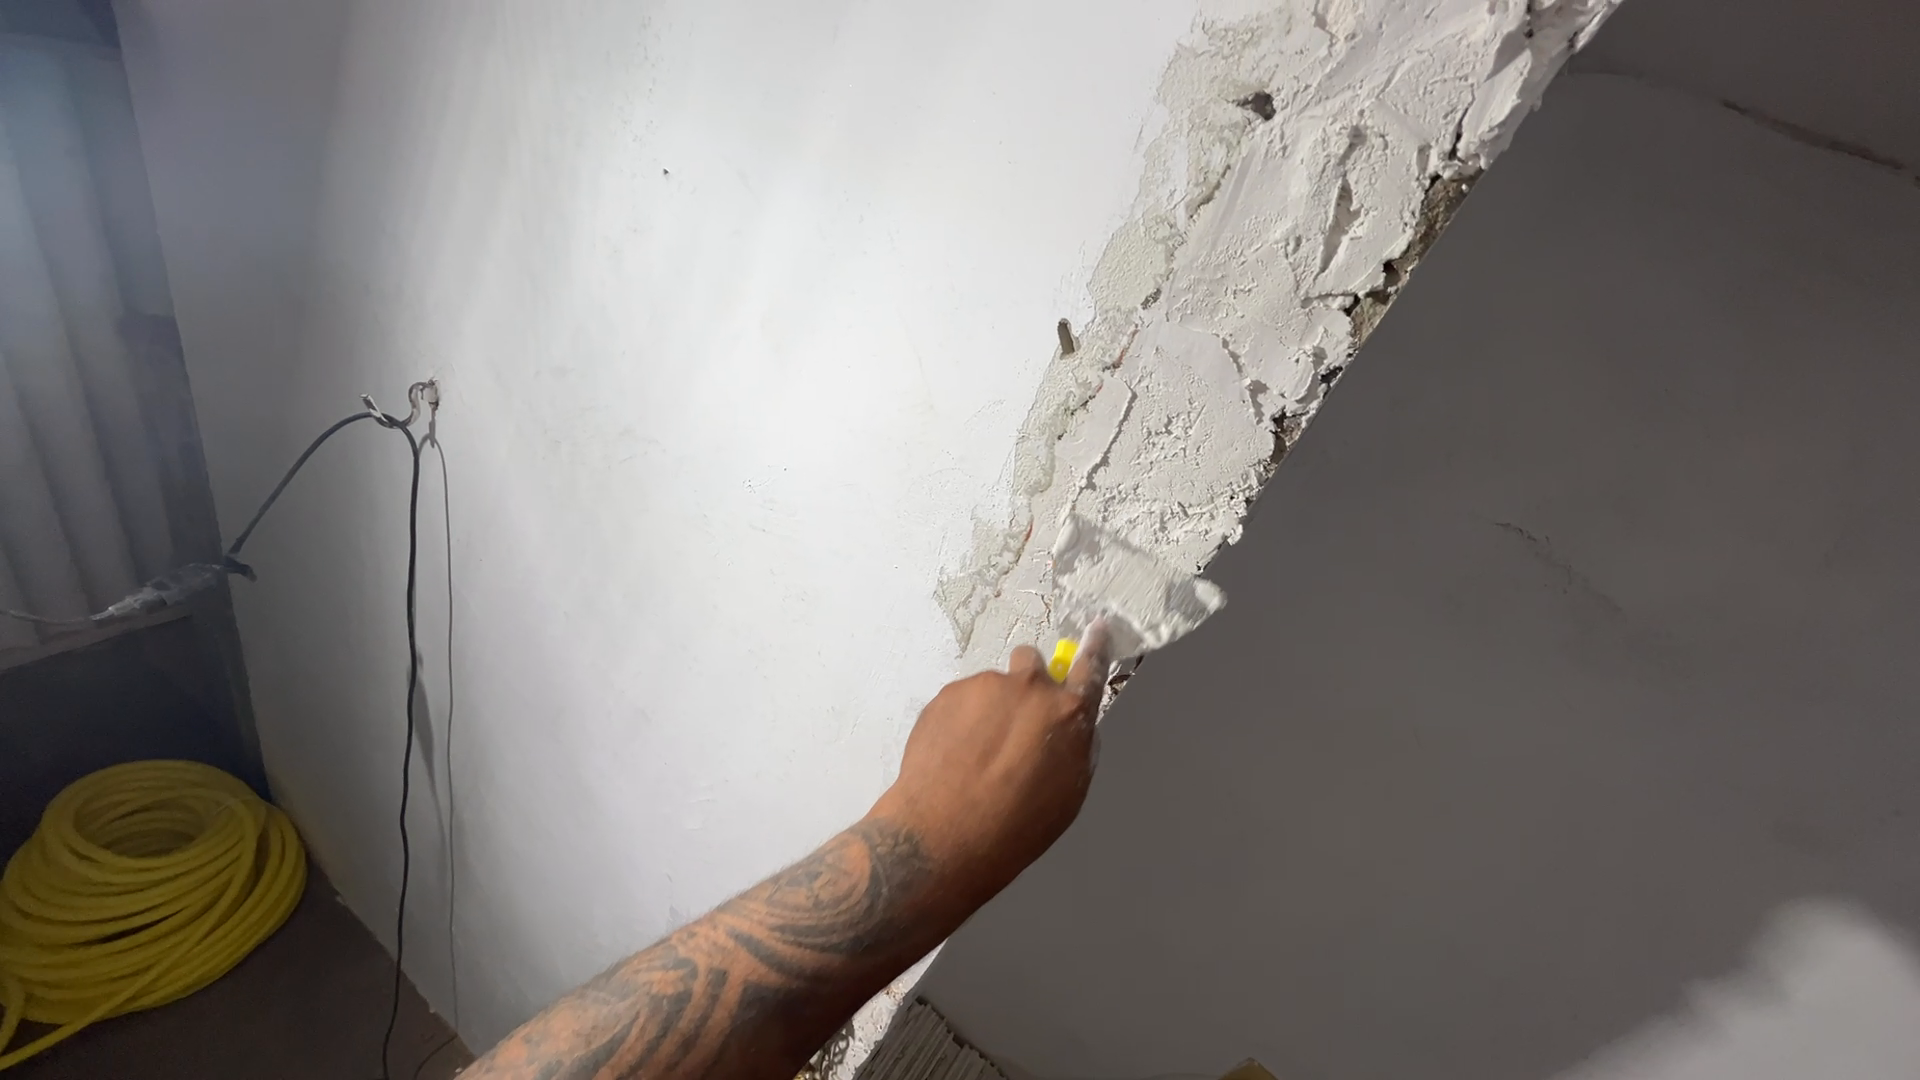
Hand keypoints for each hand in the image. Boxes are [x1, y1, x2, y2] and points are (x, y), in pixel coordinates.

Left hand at [869, 624, 1111, 905]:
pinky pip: (962, 699)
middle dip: (1027, 683)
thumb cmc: (1018, 824)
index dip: (1095, 647)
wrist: (943, 833)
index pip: (1090, 668)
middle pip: (1031, 663)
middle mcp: (1028, 687)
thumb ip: (1076, 745)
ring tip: (974, 753)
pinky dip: (960, 719)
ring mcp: (984, 685)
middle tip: (1013, 723)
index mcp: (1067, 712)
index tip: (1098, 627)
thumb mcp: (1069, 792)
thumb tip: (1073, 724)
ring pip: (993, 685)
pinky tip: (952, 754)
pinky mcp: (948, 693)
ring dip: (990, 707)